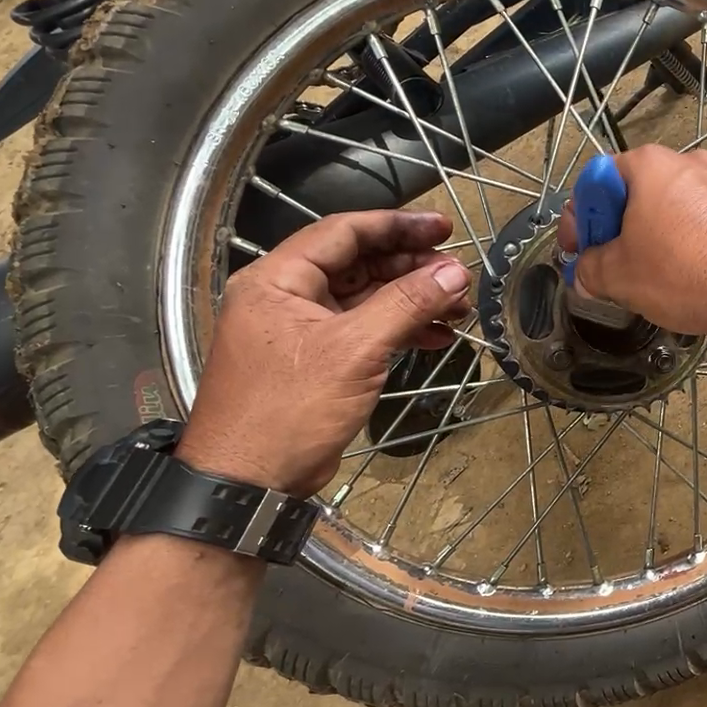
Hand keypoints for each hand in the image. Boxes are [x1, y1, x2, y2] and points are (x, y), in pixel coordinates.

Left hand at [177, 211, 472, 497]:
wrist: (248, 481)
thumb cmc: (290, 408)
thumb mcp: (356, 350)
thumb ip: (407, 304)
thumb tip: (456, 273)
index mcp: (278, 281)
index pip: (343, 232)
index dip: (397, 225)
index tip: (445, 227)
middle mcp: (287, 297)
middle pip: (359, 263)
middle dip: (413, 267)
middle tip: (459, 275)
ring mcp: (303, 329)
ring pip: (368, 297)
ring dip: (414, 299)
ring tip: (458, 309)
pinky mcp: (320, 359)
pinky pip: (367, 328)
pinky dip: (402, 329)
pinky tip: (438, 337)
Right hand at [558, 145, 706, 339]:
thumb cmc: (685, 274)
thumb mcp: (617, 276)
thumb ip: (590, 268)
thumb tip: (585, 271)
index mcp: (649, 165)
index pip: (597, 180)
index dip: (579, 218)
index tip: (577, 249)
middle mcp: (690, 164)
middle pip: (636, 192)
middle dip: (618, 229)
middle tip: (610, 266)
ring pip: (673, 208)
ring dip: (654, 238)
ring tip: (652, 278)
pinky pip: (705, 223)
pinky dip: (689, 244)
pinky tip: (689, 278)